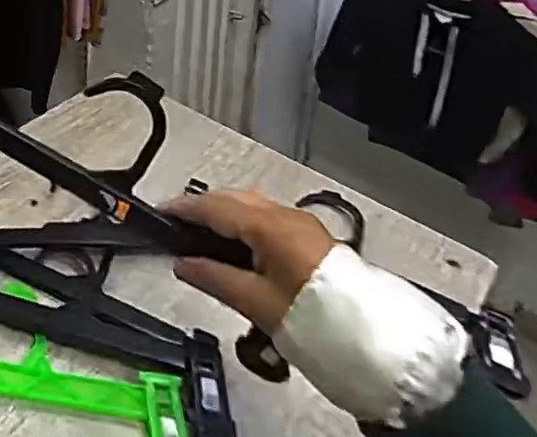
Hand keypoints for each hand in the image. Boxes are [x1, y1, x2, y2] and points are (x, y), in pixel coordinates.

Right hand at [163, 190, 334, 331]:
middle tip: (178, 220)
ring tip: (203, 232)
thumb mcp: (257, 305)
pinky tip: (238, 242)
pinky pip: (268, 217)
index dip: (185, 208)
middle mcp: (286, 215)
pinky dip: (245, 223)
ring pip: (252, 206)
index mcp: (269, 225)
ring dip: (225, 213)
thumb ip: (216, 279)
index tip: (164, 211)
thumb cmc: (320, 321)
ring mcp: (301, 223)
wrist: (371, 338)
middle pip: (234, 199)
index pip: (216, 207)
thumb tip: (186, 266)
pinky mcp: (311, 236)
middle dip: (203, 207)